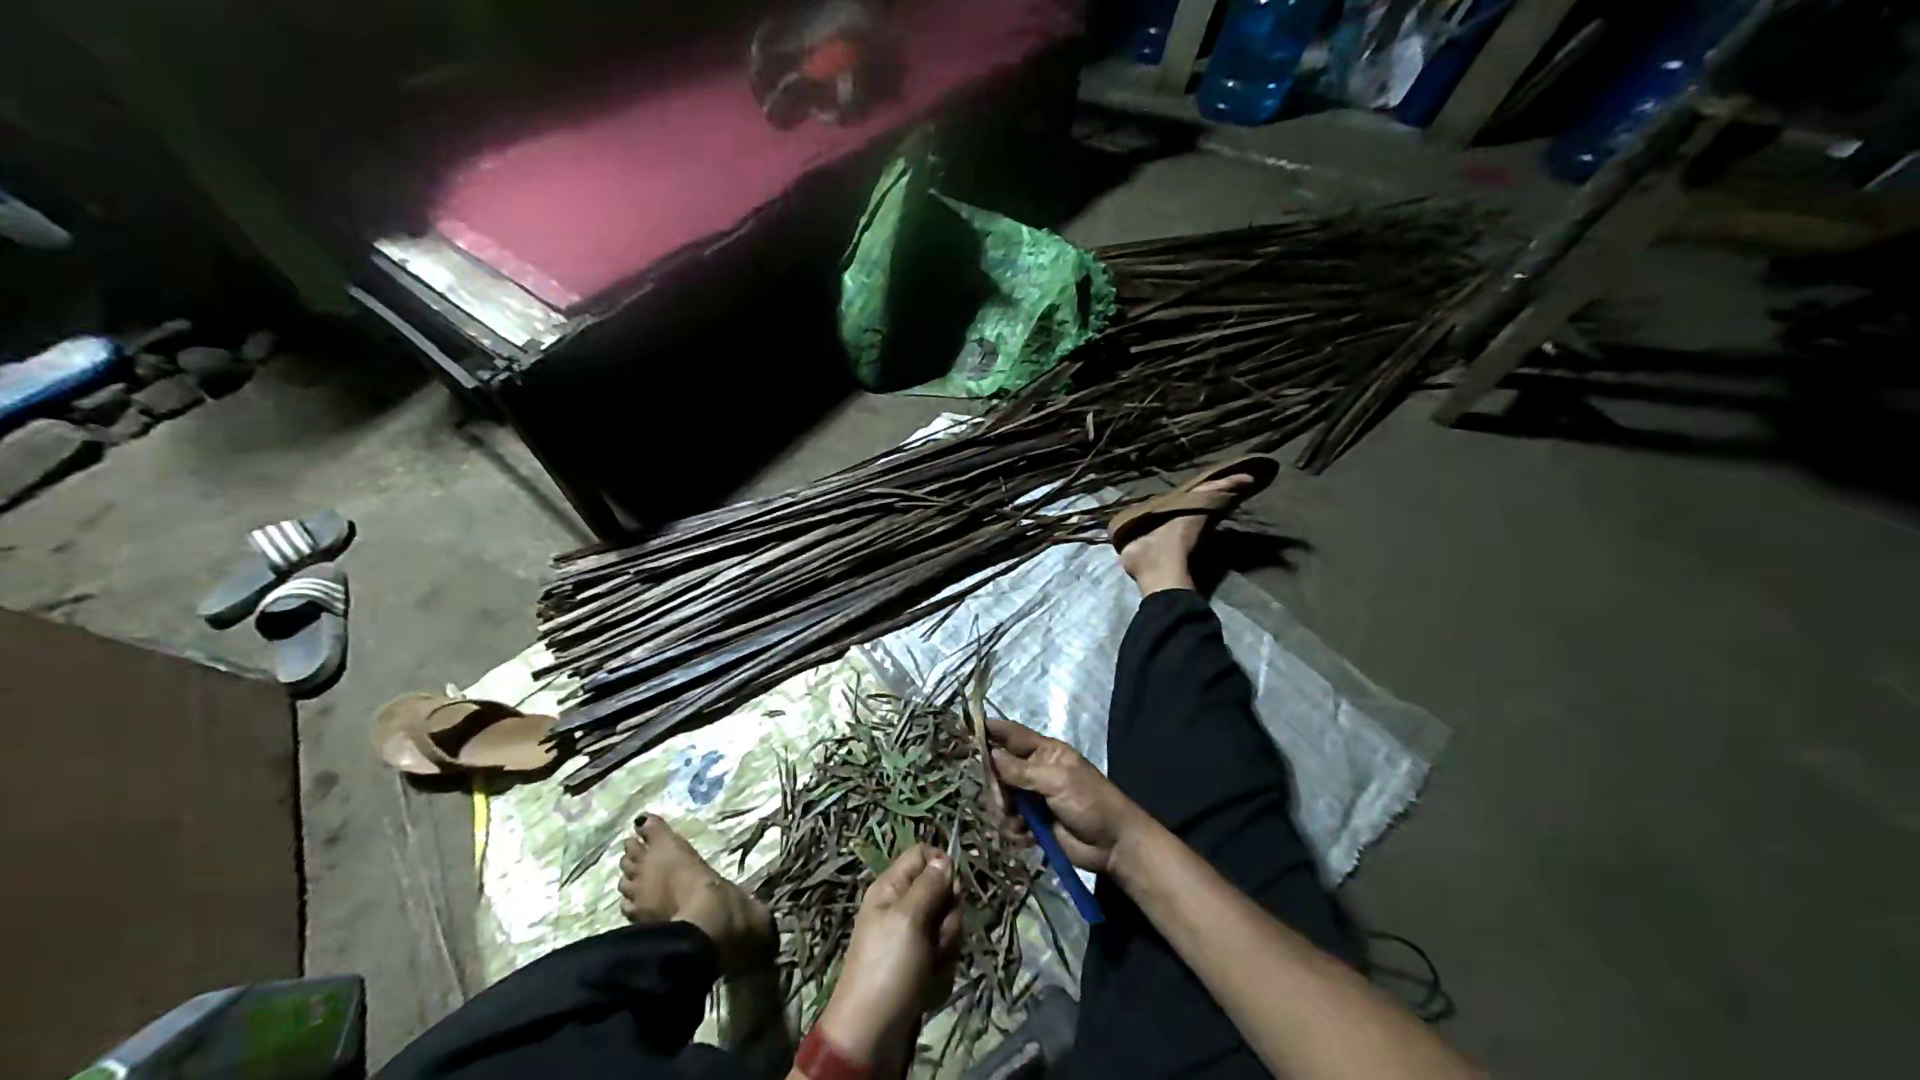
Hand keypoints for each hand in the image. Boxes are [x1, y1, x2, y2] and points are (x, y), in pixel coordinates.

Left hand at [814, 844, 962, 1072]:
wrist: (872, 1034)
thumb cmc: (887, 968)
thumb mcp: (908, 918)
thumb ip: (929, 885)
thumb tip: (945, 858)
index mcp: (891, 887)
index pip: (923, 855)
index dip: (942, 866)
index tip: (951, 889)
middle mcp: (902, 907)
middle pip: (943, 893)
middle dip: (947, 919)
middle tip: (932, 940)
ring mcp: (911, 938)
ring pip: (948, 927)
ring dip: (945, 949)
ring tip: (927, 969)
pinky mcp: (920, 965)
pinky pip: (944, 956)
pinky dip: (940, 972)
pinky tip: (926, 987)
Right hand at [986, 716, 1153, 874]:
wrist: (1113, 845)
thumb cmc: (1091, 802)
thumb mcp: (1058, 781)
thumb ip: (1022, 770)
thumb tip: (991, 755)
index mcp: (1045, 752)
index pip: (1012, 735)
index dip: (991, 730)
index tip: (966, 728)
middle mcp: (1035, 771)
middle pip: (999, 770)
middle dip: (997, 787)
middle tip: (1004, 802)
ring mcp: (1033, 798)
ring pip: (1001, 799)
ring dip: (1005, 813)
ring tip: (1020, 823)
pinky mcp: (1033, 824)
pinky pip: (1009, 823)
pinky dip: (1014, 830)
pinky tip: (1027, 836)